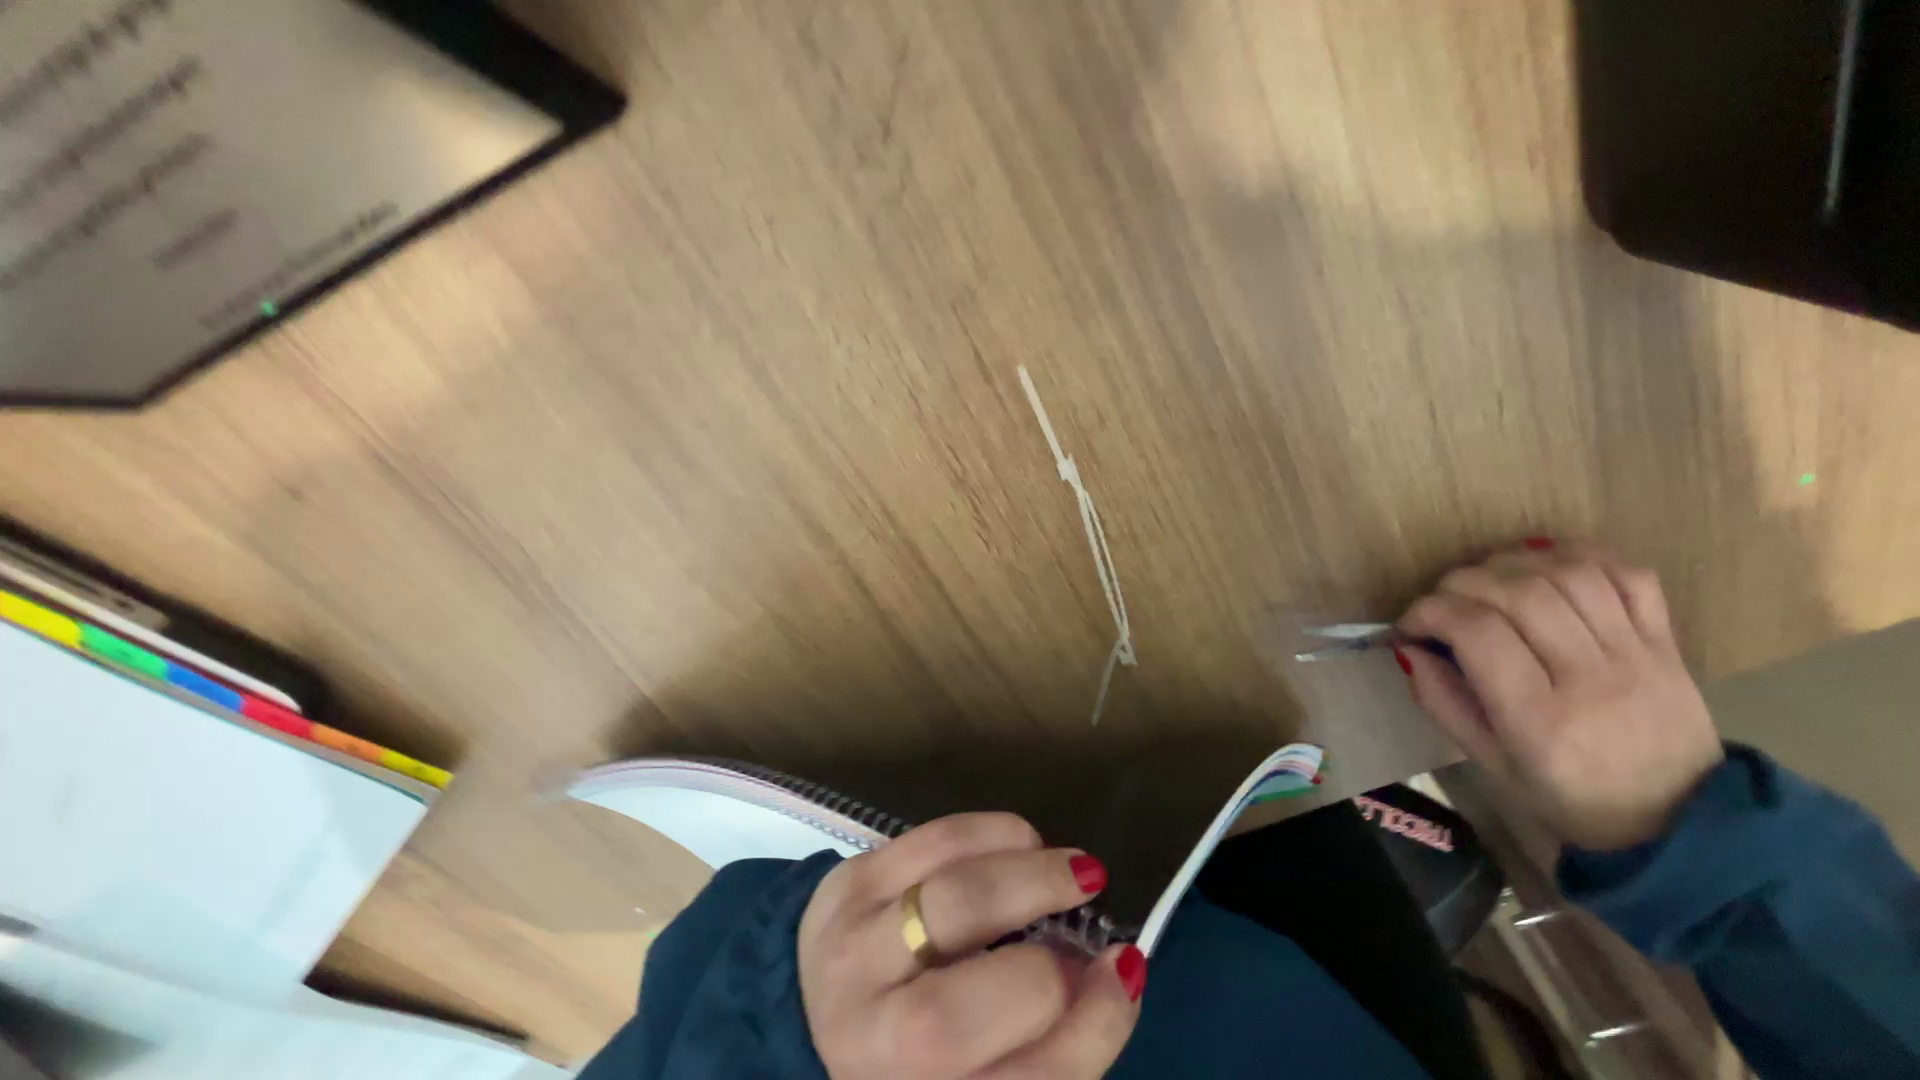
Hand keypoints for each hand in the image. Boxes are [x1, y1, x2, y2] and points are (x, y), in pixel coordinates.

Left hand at [797, 812, 1144, 1079]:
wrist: (811, 1011)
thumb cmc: (920, 1053)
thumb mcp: (991, 1072)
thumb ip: (1064, 1039)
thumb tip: (1120, 966)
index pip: (1033, 1079)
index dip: (1096, 1021)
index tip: (1123, 968)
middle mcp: (874, 1043)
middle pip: (981, 1001)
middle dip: (1053, 961)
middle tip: (1089, 912)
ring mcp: (852, 954)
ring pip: (957, 900)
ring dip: (1032, 875)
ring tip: (1074, 871)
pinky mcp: (846, 885)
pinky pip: (933, 842)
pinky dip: (993, 834)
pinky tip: (1021, 843)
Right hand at [1397, 542, 1723, 850]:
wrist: (1678, 823)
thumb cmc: (1569, 799)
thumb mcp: (1491, 765)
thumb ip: (1444, 703)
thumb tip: (1408, 650)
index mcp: (1540, 721)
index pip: (1477, 634)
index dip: (1430, 612)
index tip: (1410, 625)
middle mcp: (1590, 679)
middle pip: (1519, 594)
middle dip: (1461, 583)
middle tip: (1441, 602)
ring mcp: (1636, 656)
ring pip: (1570, 575)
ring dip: (1514, 562)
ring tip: (1487, 580)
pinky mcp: (1667, 642)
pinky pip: (1629, 576)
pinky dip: (1581, 556)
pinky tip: (1546, 567)